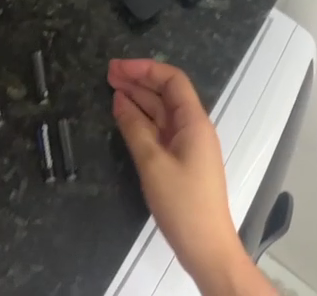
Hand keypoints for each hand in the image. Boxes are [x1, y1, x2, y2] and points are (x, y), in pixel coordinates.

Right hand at [110, 59, 253, 289]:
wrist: (207, 248)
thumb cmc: (183, 204)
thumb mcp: (153, 164)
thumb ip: (134, 129)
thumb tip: (119, 100)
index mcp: (194, 122)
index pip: (172, 80)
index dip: (145, 69)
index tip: (118, 68)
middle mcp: (193, 128)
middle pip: (166, 93)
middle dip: (138, 80)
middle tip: (108, 74)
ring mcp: (188, 145)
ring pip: (162, 111)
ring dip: (138, 98)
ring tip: (112, 89)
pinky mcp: (182, 161)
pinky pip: (161, 130)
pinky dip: (142, 120)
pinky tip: (124, 116)